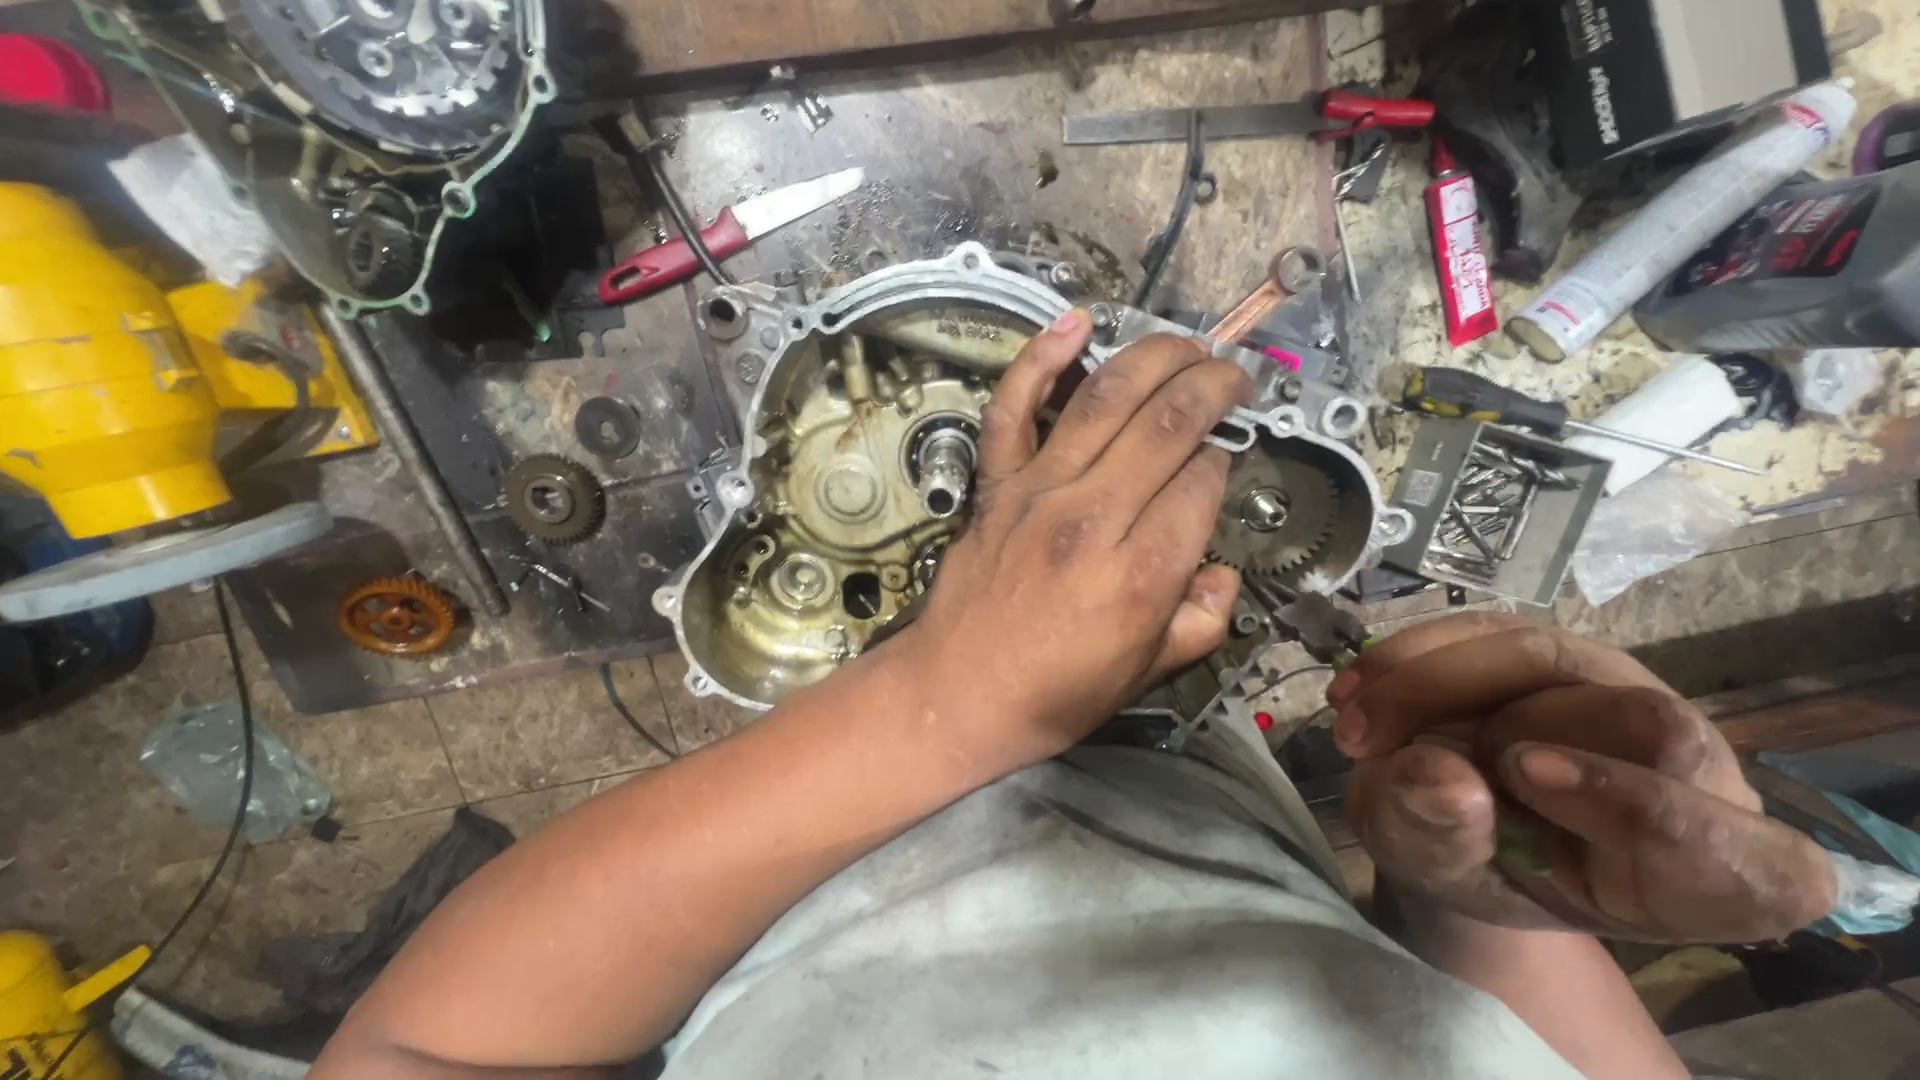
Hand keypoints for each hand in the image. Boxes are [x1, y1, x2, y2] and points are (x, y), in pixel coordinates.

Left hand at [893, 311, 1249, 772]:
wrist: (958, 694)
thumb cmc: (1054, 693)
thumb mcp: (1145, 675)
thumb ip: (1199, 621)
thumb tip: (1221, 573)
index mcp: (1142, 572)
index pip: (1202, 482)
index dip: (1223, 461)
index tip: (1223, 458)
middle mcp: (1094, 516)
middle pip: (1167, 424)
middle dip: (1212, 387)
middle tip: (1234, 374)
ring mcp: (1038, 491)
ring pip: (1105, 401)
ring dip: (1155, 359)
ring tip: (1189, 343)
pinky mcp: (995, 484)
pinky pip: (1012, 410)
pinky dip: (1038, 361)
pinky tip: (1073, 323)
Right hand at [1334, 612, 1836, 942]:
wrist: (1454, 826)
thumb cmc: (1474, 873)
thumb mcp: (1442, 880)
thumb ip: (1440, 839)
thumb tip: (1437, 773)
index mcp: (1709, 880)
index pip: (1744, 855)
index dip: (1641, 806)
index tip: (1523, 777)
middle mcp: (1697, 774)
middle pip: (1636, 720)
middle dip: (1497, 727)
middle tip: (1388, 753)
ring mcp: (1624, 695)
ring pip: (1545, 657)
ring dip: (1428, 682)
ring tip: (1352, 720)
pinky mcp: (1556, 652)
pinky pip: (1489, 631)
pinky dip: (1410, 655)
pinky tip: (1359, 686)